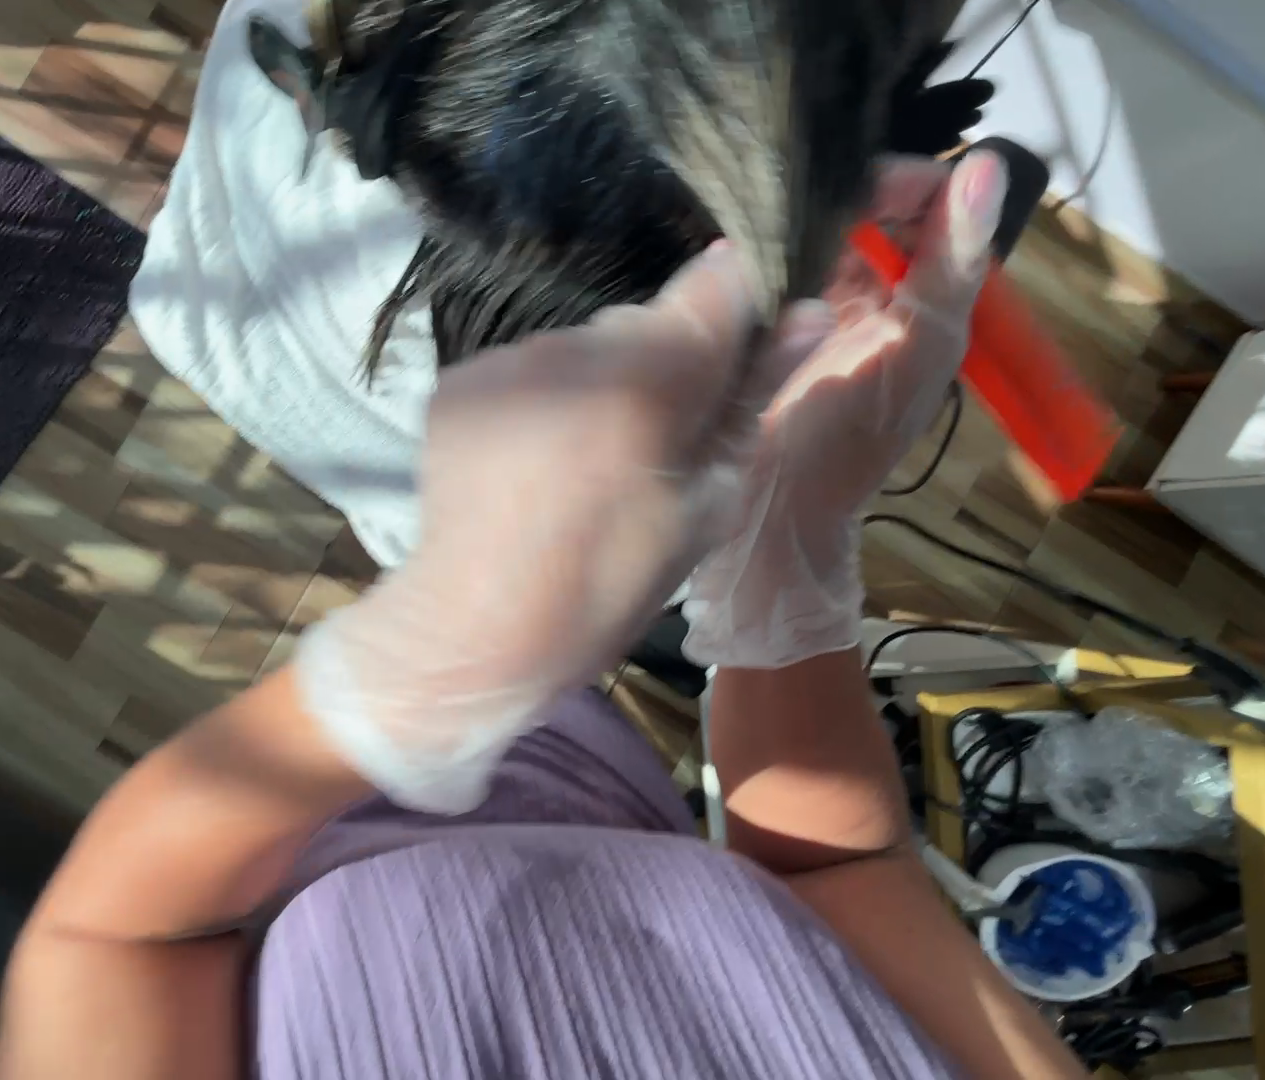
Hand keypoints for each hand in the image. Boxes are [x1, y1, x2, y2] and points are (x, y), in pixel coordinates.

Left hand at [297, 242, 771, 811]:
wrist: (480, 627)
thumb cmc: (607, 586)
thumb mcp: (703, 508)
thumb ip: (750, 402)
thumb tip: (808, 314)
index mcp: (644, 385)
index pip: (715, 288)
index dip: (729, 321)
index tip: (721, 367)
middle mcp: (569, 352)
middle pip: (638, 321)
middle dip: (654, 368)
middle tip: (638, 448)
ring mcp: (502, 362)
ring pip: (577, 345)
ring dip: (591, 385)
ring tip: (575, 462)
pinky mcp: (456, 380)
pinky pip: (521, 369)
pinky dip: (536, 400)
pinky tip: (528, 460)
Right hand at [683, 152, 1005, 669]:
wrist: (766, 513)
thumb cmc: (844, 445)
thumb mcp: (915, 357)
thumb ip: (949, 272)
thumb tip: (987, 170)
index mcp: (915, 303)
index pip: (923, 210)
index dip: (907, 182)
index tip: (868, 181)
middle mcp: (861, 299)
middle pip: (863, 217)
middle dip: (842, 195)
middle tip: (801, 189)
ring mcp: (801, 313)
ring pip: (808, 241)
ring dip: (794, 222)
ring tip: (764, 207)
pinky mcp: (750, 327)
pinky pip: (761, 272)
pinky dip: (756, 254)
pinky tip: (738, 246)